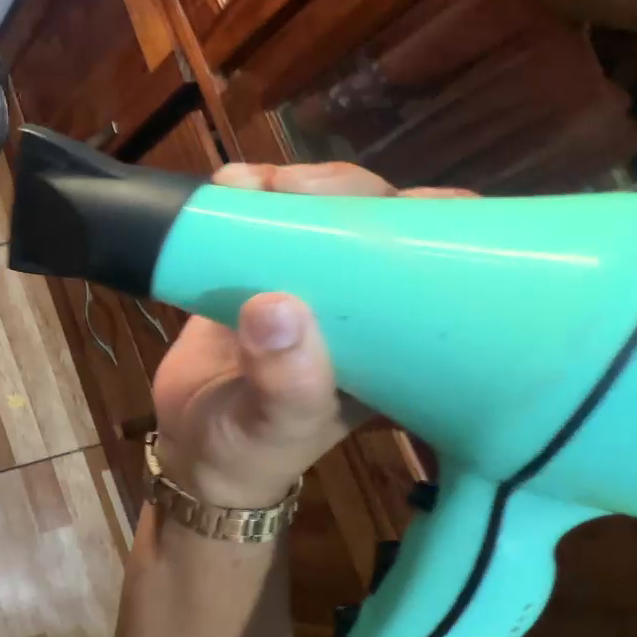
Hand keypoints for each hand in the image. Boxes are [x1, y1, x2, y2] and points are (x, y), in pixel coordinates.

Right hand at [149, 162, 471, 507]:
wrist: (189, 451)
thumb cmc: (248, 449)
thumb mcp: (272, 426)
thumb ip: (282, 379)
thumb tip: (273, 305)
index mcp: (401, 337)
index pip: (448, 258)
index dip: (430, 217)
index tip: (385, 207)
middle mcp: (362, 303)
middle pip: (377, 220)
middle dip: (342, 191)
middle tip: (291, 190)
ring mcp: (303, 285)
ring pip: (316, 214)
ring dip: (288, 186)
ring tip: (245, 185)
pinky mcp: (249, 278)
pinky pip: (254, 227)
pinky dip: (241, 198)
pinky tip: (224, 187)